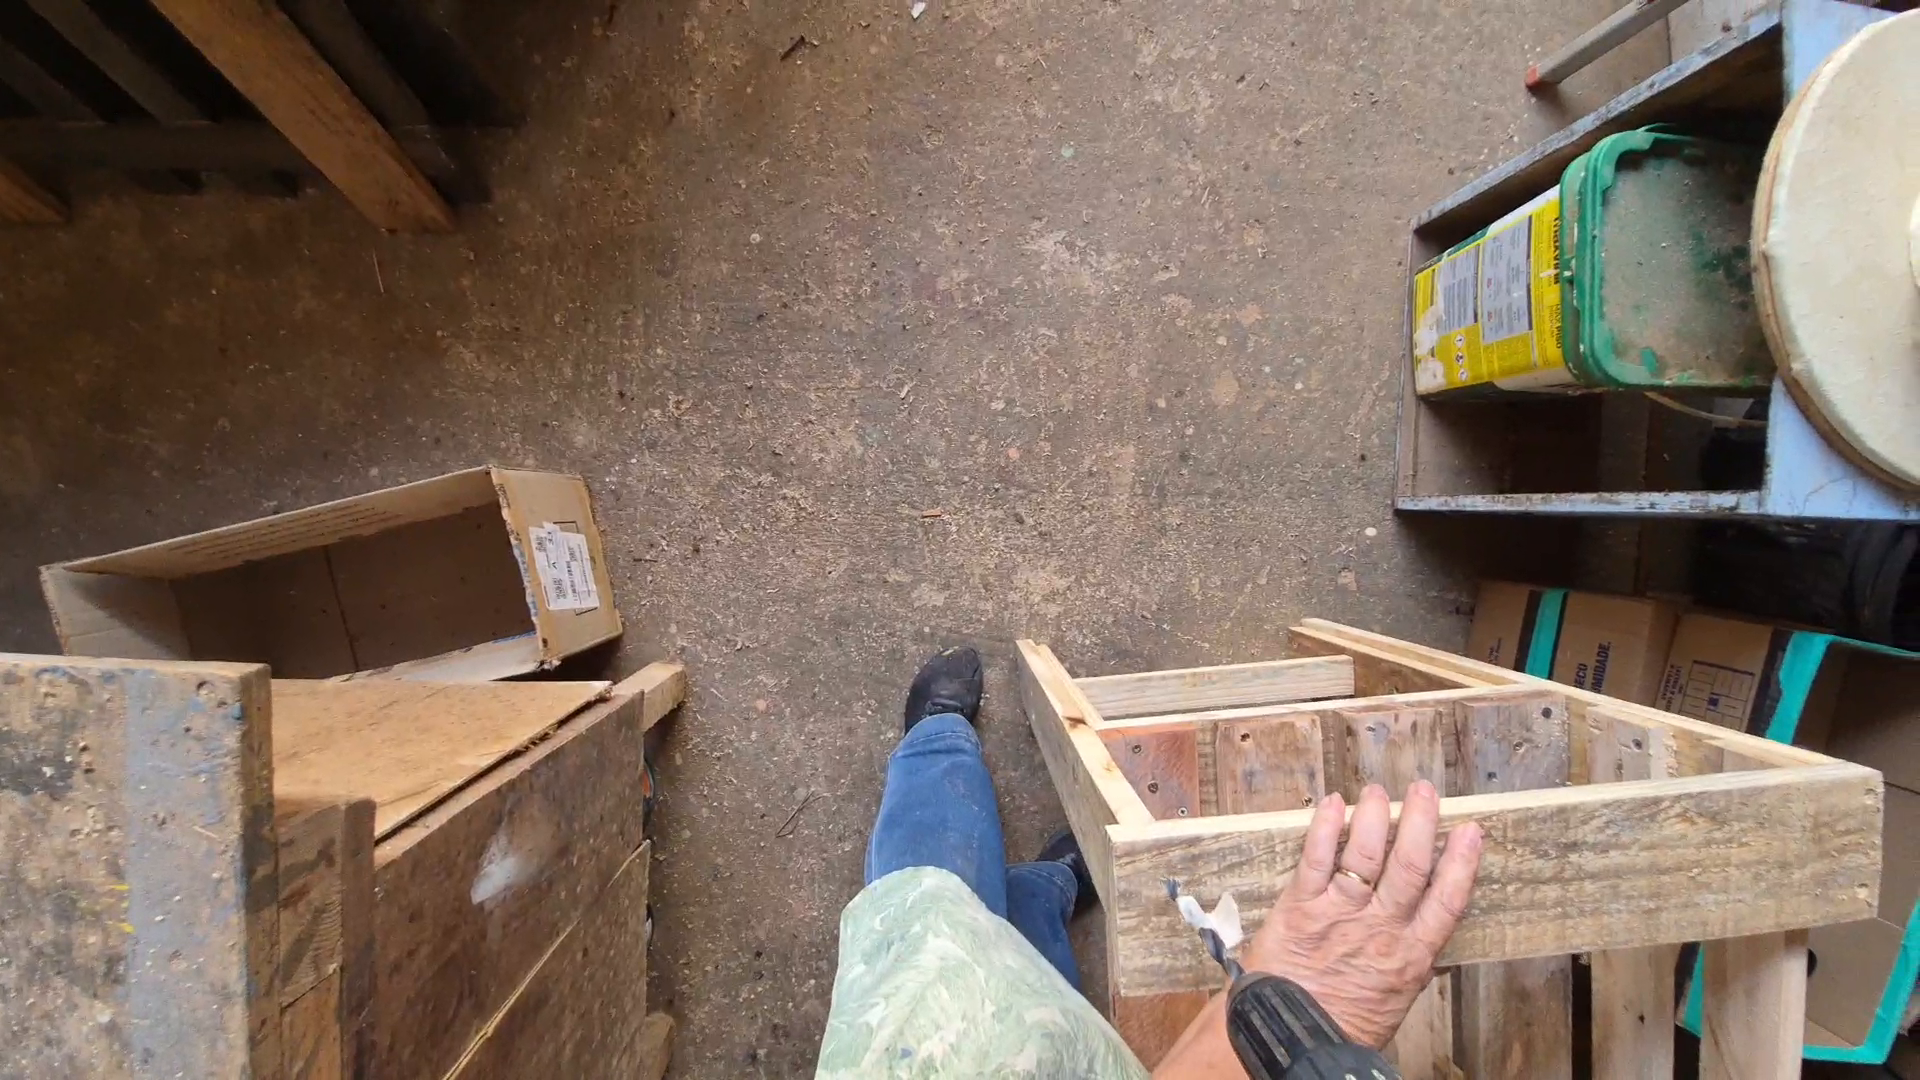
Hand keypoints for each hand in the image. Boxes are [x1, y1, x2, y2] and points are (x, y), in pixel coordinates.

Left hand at [1237, 780, 1482, 1048]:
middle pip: (1409, 867)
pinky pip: (1316, 858)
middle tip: (1424, 790)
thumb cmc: (1342, 1018)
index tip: (1472, 830)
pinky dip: (1325, 827)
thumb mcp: (1393, 997)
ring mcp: (1340, 913)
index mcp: (1410, 955)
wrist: (1293, 1030)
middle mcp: (1379, 928)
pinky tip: (1333, 803)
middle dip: (1420, 823)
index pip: (1446, 901)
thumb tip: (1426, 933)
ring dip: (1374, 818)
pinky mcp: (1301, 904)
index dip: (1460, 863)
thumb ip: (1408, 959)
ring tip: (1379, 791)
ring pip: (1365, 856)